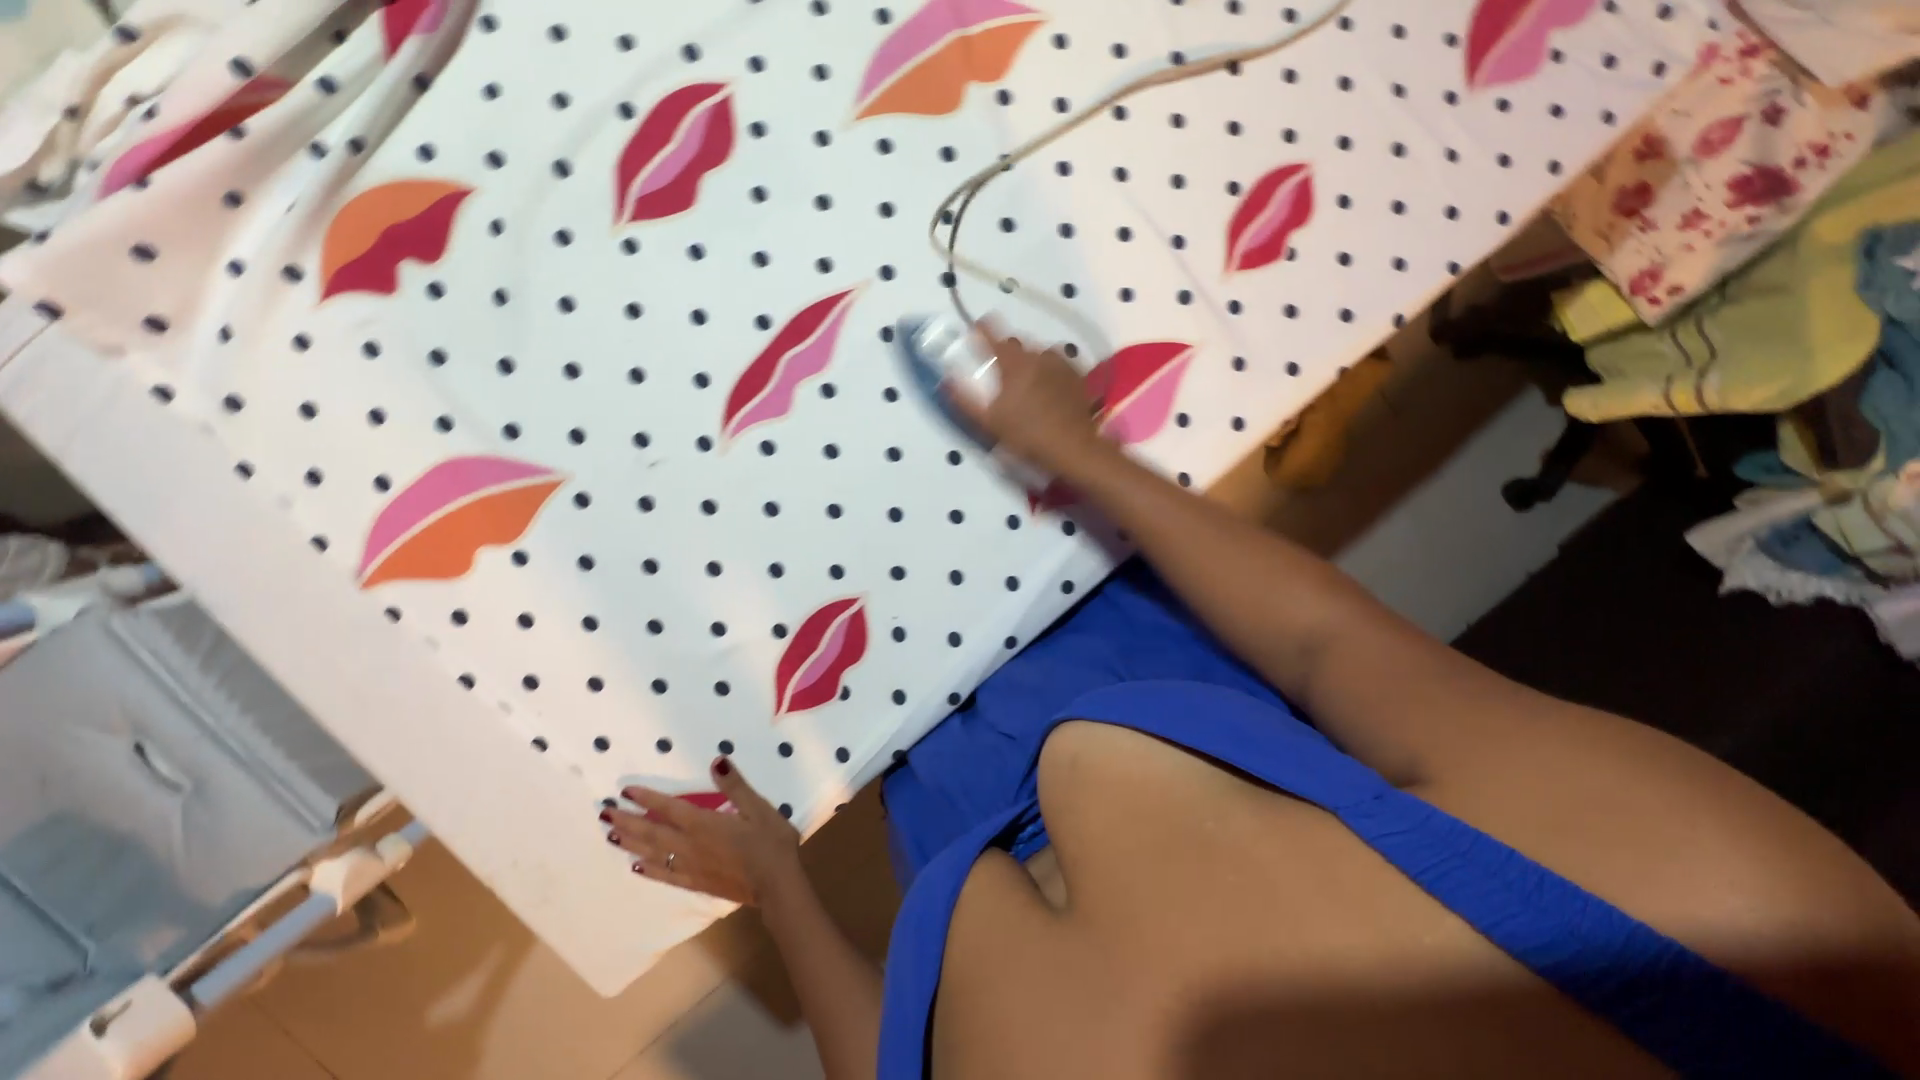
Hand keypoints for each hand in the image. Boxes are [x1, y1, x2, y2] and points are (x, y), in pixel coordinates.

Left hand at [603, 757, 802, 906]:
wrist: (775, 885)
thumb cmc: (770, 842)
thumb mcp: (758, 808)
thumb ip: (735, 786)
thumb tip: (716, 761)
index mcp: (704, 823)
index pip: (669, 807)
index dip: (646, 798)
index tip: (624, 791)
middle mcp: (690, 844)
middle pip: (652, 831)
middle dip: (627, 821)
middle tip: (604, 813)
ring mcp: (691, 866)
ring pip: (653, 853)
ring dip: (631, 843)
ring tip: (611, 836)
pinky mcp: (696, 882)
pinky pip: (665, 875)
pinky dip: (648, 870)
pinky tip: (636, 866)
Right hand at [941, 318, 1114, 476]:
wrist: (1072, 448)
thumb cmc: (1026, 436)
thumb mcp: (989, 422)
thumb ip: (964, 398)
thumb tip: (945, 379)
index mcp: (1013, 364)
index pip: (993, 335)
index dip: (982, 329)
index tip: (976, 326)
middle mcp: (1037, 356)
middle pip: (1017, 344)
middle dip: (1007, 352)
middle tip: (1002, 373)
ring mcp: (1060, 364)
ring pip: (1040, 353)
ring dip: (1031, 361)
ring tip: (1028, 381)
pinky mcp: (1077, 375)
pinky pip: (1059, 364)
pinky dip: (1050, 370)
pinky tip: (1049, 387)